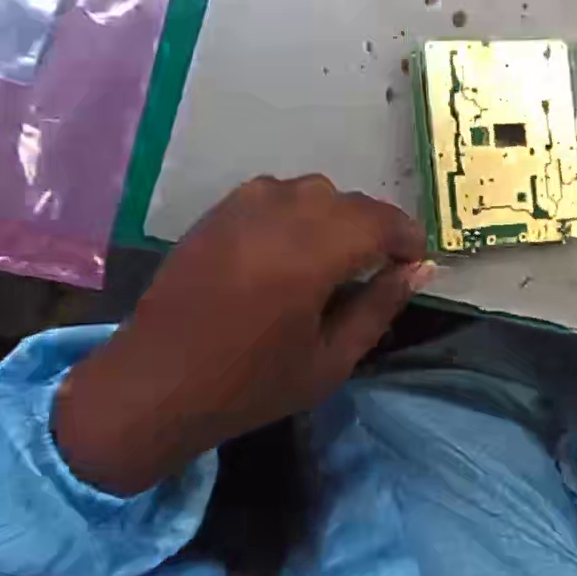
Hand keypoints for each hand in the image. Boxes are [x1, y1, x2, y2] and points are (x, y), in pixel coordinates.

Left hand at [55, 175, 433, 493]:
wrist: (156, 382)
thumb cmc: (249, 384)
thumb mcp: (329, 359)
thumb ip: (379, 307)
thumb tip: (420, 271)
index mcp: (311, 251)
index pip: (379, 220)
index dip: (406, 237)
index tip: (414, 263)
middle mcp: (278, 213)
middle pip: (346, 201)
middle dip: (372, 228)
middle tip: (376, 268)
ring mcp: (241, 206)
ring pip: (309, 191)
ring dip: (332, 217)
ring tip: (331, 258)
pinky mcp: (216, 212)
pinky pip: (272, 194)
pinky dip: (294, 212)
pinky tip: (287, 248)